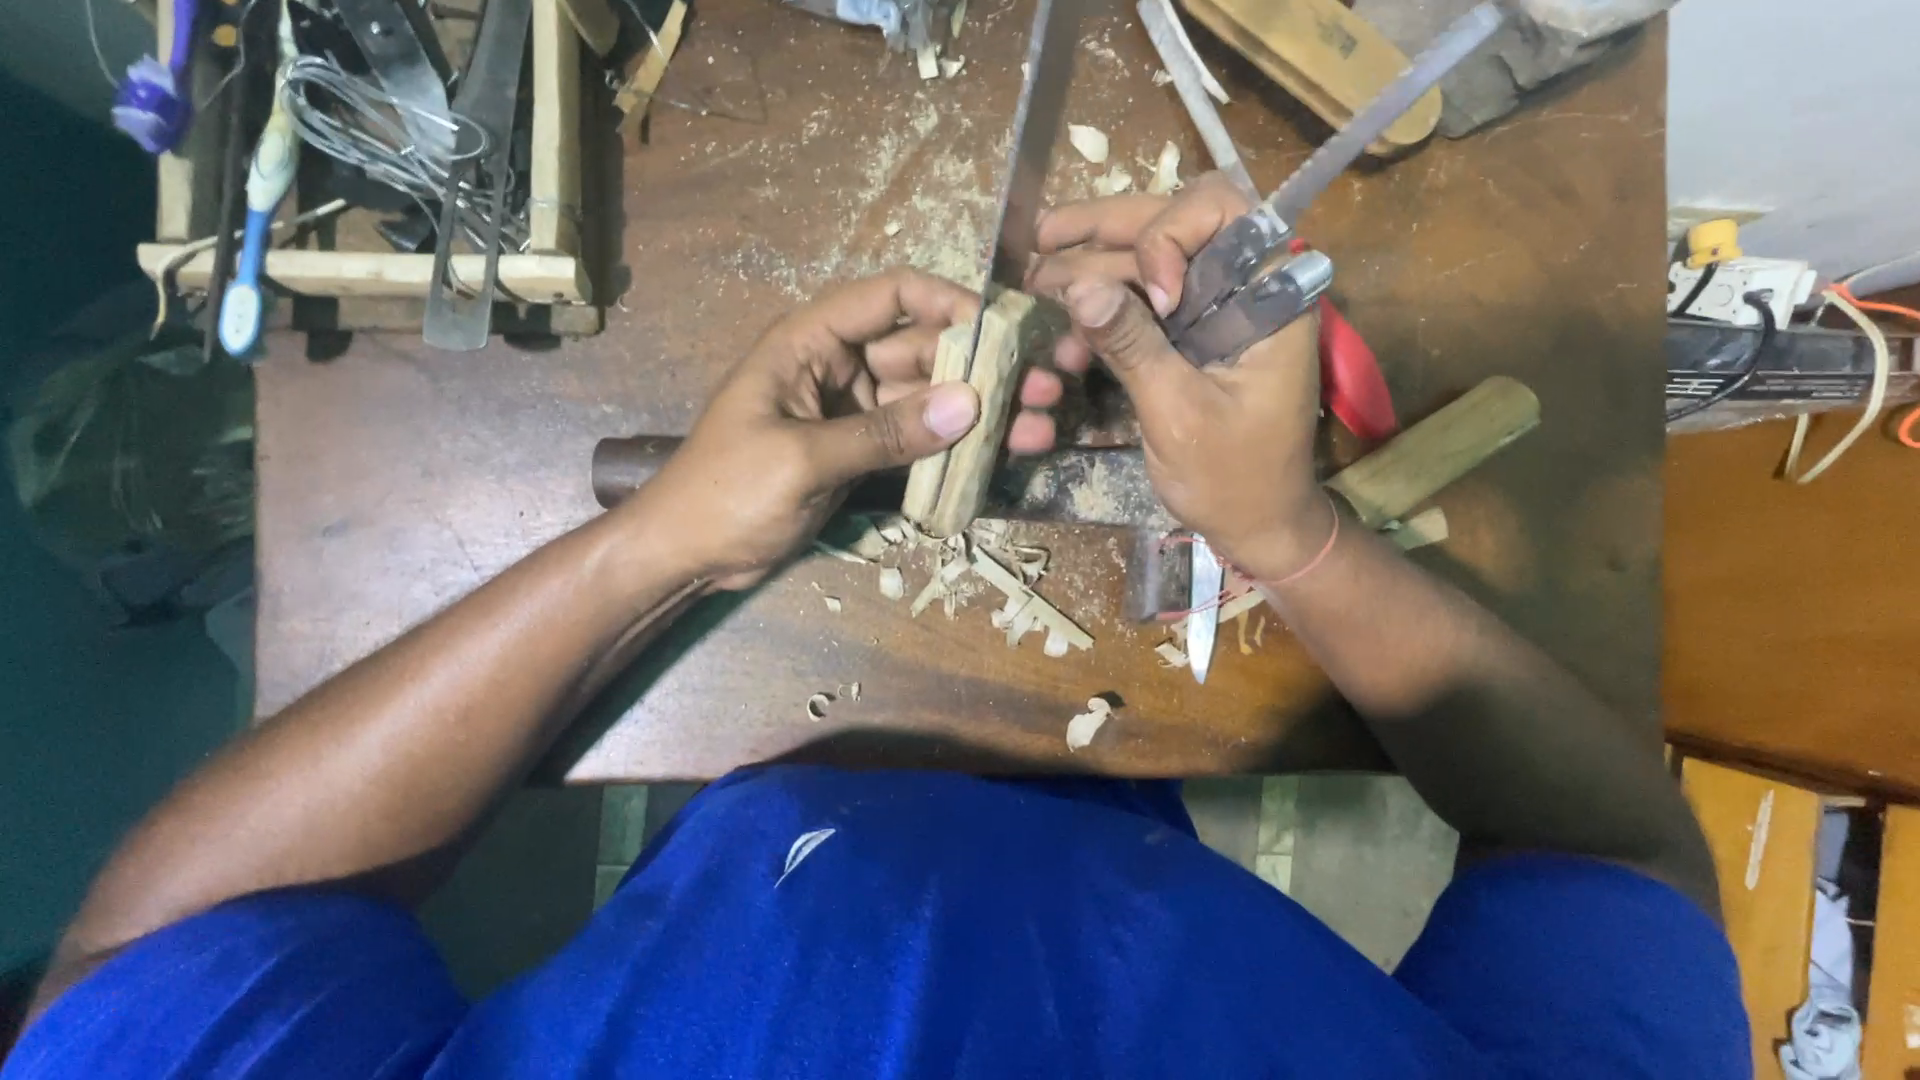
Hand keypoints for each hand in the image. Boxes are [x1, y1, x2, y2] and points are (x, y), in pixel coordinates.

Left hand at [622, 269, 1067, 588]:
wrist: (691, 554)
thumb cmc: (727, 492)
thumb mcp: (804, 458)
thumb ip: (884, 432)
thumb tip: (968, 405)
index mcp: (810, 342)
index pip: (890, 297)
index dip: (948, 302)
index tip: (1002, 326)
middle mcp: (839, 367)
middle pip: (923, 350)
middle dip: (983, 366)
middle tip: (1046, 383)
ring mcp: (854, 412)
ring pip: (929, 398)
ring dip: (982, 409)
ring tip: (1043, 422)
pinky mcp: (864, 452)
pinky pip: (918, 439)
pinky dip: (956, 446)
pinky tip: (1003, 451)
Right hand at [1025, 173, 1333, 579]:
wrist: (1254, 525)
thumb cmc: (1234, 477)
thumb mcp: (1179, 413)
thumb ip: (1132, 347)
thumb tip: (1077, 288)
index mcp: (1266, 296)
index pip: (1222, 214)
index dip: (1171, 234)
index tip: (1155, 297)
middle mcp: (1238, 290)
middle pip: (1171, 227)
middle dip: (1103, 230)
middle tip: (1041, 238)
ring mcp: (1209, 314)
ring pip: (1147, 264)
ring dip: (1089, 269)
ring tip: (1033, 280)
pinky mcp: (1185, 340)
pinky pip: (1139, 305)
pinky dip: (1099, 308)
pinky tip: (1059, 317)